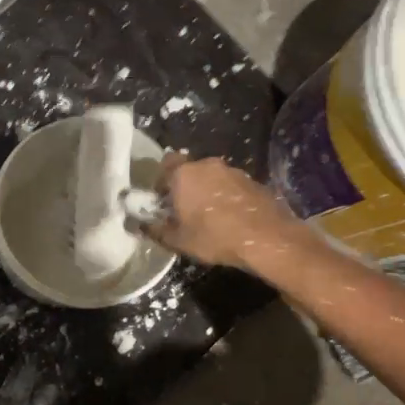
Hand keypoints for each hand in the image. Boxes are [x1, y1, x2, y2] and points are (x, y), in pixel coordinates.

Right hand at [149, 154, 308, 269]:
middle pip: (190, 170)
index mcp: (184, 174)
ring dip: (208, 191)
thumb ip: (154, 229)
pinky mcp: (253, 181)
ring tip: (210, 217)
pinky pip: (232, 186)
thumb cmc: (214, 237)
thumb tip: (137, 224)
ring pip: (212, 177)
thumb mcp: (177, 240)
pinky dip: (227, 197)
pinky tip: (231, 218)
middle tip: (184, 211)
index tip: (163, 202)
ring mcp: (234, 171)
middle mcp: (208, 165)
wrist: (266, 239)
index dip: (161, 182)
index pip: (165, 165)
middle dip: (185, 187)